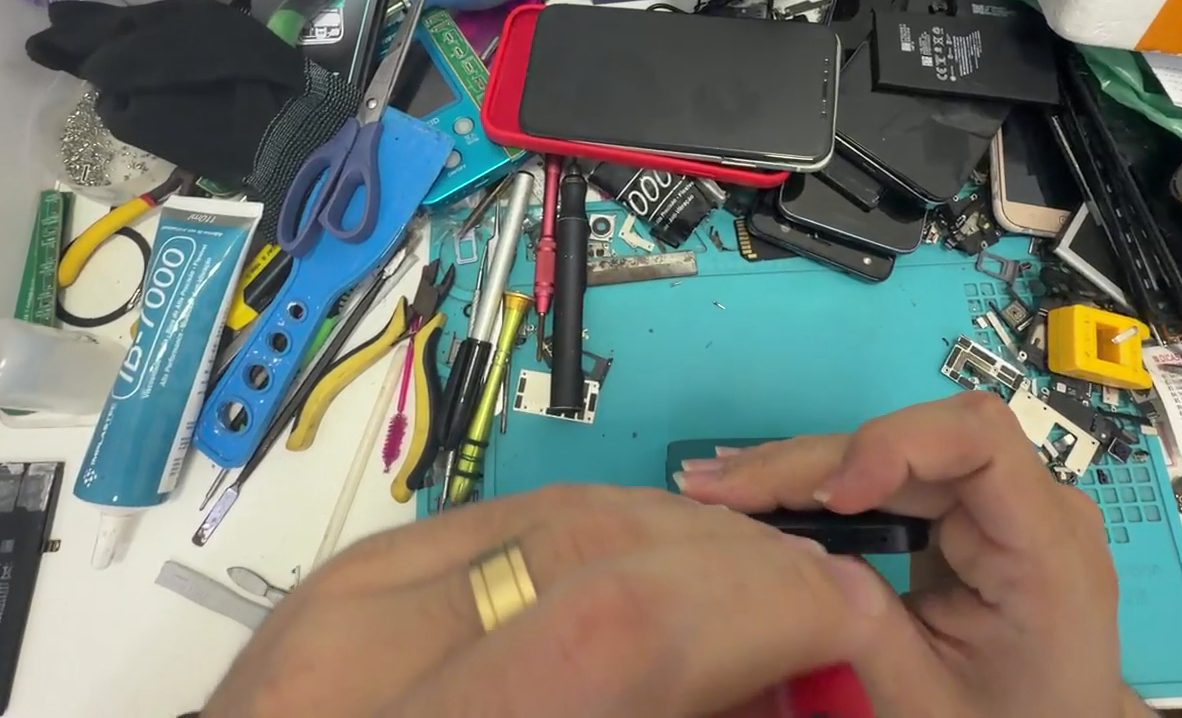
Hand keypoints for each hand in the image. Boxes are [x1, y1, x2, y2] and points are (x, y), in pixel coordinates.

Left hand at [204, 484, 933, 716]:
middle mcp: (356, 649)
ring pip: (550, 509)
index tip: (839, 610)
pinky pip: (504, 518)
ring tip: (738, 573)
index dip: (754, 603)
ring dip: (668, 532)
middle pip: (588, 541)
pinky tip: (644, 561)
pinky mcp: (345, 575)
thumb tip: (790, 672)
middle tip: (802, 590)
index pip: (615, 624)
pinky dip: (595, 531)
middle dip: (725, 556)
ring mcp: (342, 596)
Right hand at [674, 394, 1138, 717]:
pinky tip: (758, 478)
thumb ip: (866, 624)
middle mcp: (1022, 497)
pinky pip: (878, 467)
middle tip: (718, 487)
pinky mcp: (953, 498)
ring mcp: (986, 492)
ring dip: (796, 464)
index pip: (976, 439)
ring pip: (880, 445)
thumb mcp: (932, 702)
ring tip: (717, 482)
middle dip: (808, 462)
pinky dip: (813, 476)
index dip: (893, 445)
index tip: (826, 498)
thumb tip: (791, 550)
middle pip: (907, 436)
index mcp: (1045, 546)